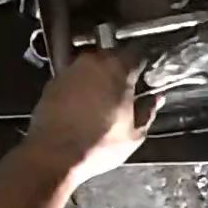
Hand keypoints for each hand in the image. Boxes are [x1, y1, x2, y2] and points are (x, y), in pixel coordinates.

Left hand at [18, 51, 159, 185]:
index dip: (144, 63)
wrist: (53, 155)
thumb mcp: (133, 135)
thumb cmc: (98, 146)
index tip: (146, 74)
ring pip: (90, 67)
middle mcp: (92, 63)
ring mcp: (69, 71)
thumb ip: (148, 111)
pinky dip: (79, 88)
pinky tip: (81, 107)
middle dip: (119, 70)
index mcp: (118, 70)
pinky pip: (72, 79)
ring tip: (102, 101)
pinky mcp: (52, 83)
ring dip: (97, 78)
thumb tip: (156, 99)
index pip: (137, 53)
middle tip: (125, 91)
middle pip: (111, 57)